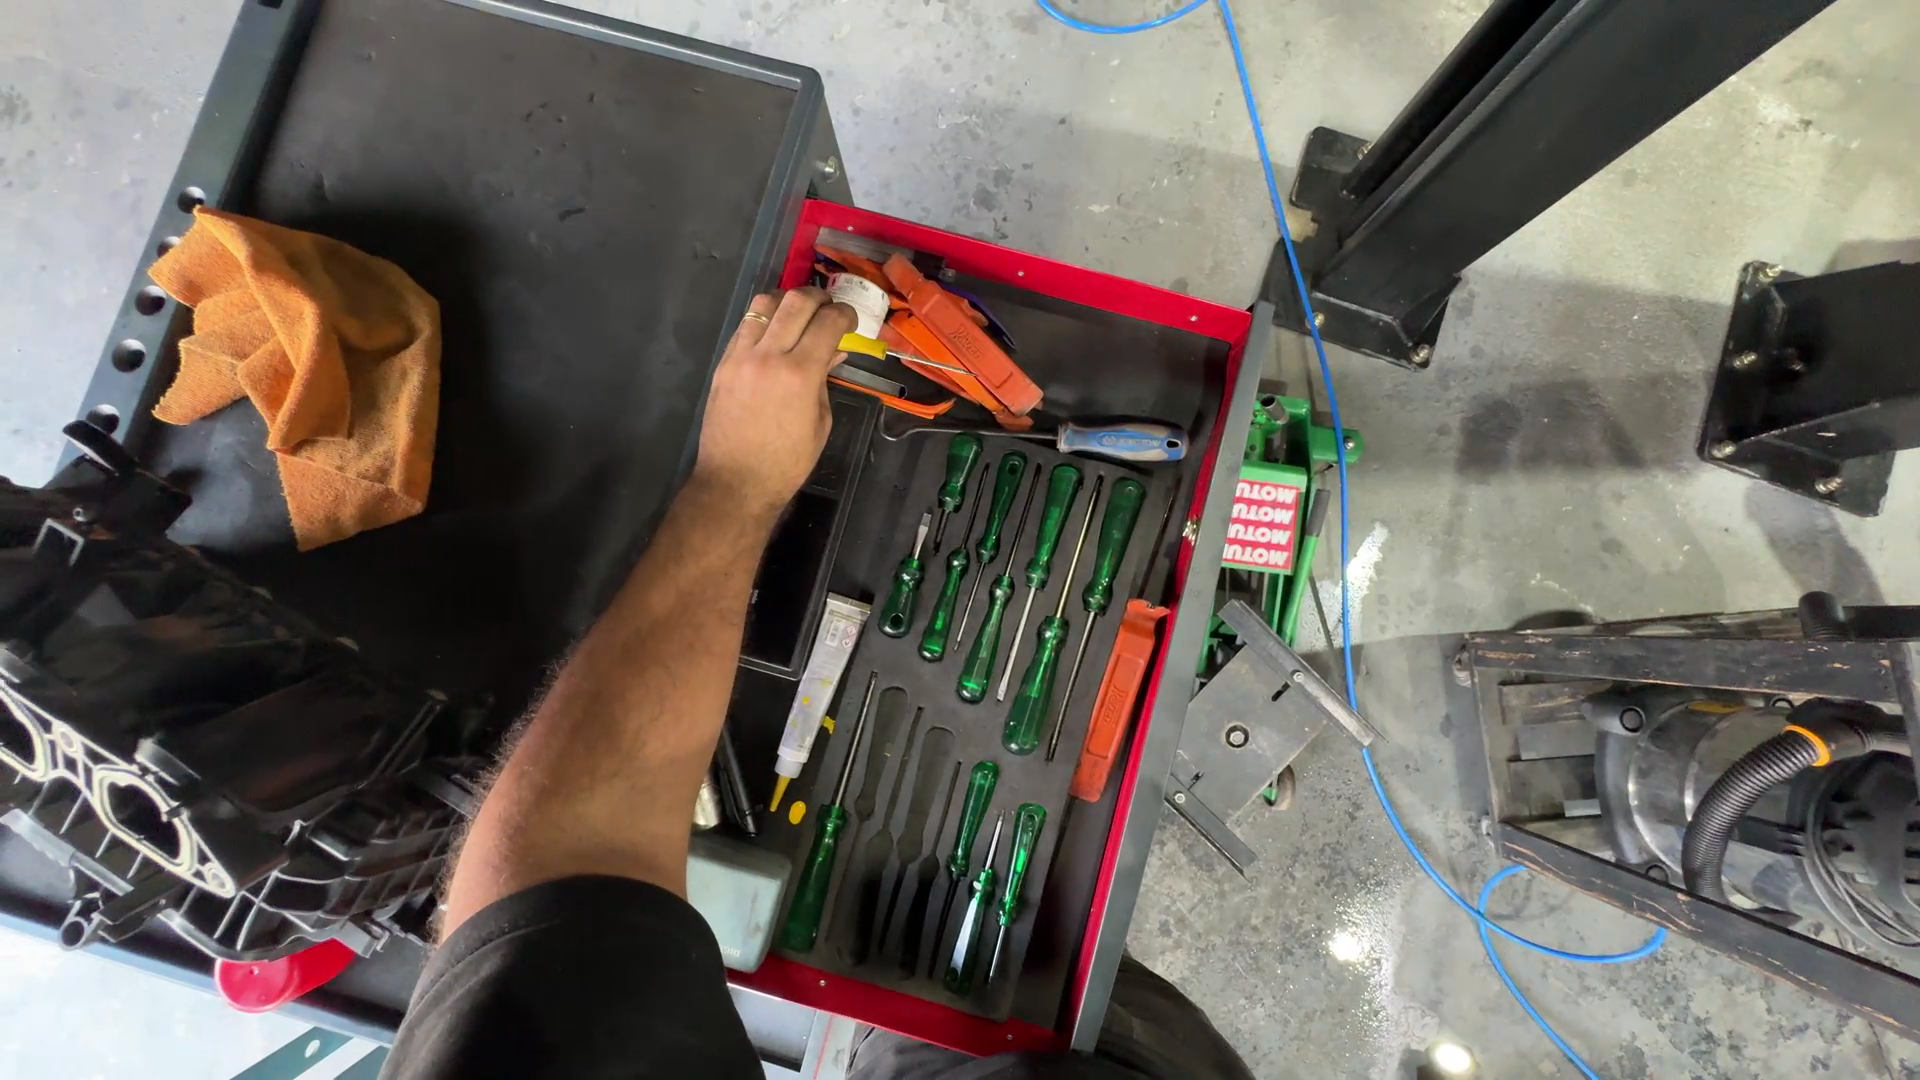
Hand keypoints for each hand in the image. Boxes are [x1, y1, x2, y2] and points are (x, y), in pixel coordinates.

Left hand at [692, 288, 856, 521]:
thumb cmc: (787, 462)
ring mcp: (741, 357)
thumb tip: (833, 353)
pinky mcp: (724, 364)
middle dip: (819, 298)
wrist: (736, 481)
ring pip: (764, 304)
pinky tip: (776, 333)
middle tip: (829, 307)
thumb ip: (825, 381)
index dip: (845, 314)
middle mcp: (769, 356)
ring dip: (787, 301)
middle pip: (795, 301)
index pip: (828, 323)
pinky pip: (746, 327)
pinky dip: (765, 321)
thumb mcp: (820, 422)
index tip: (851, 319)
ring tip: (800, 314)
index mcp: (801, 375)